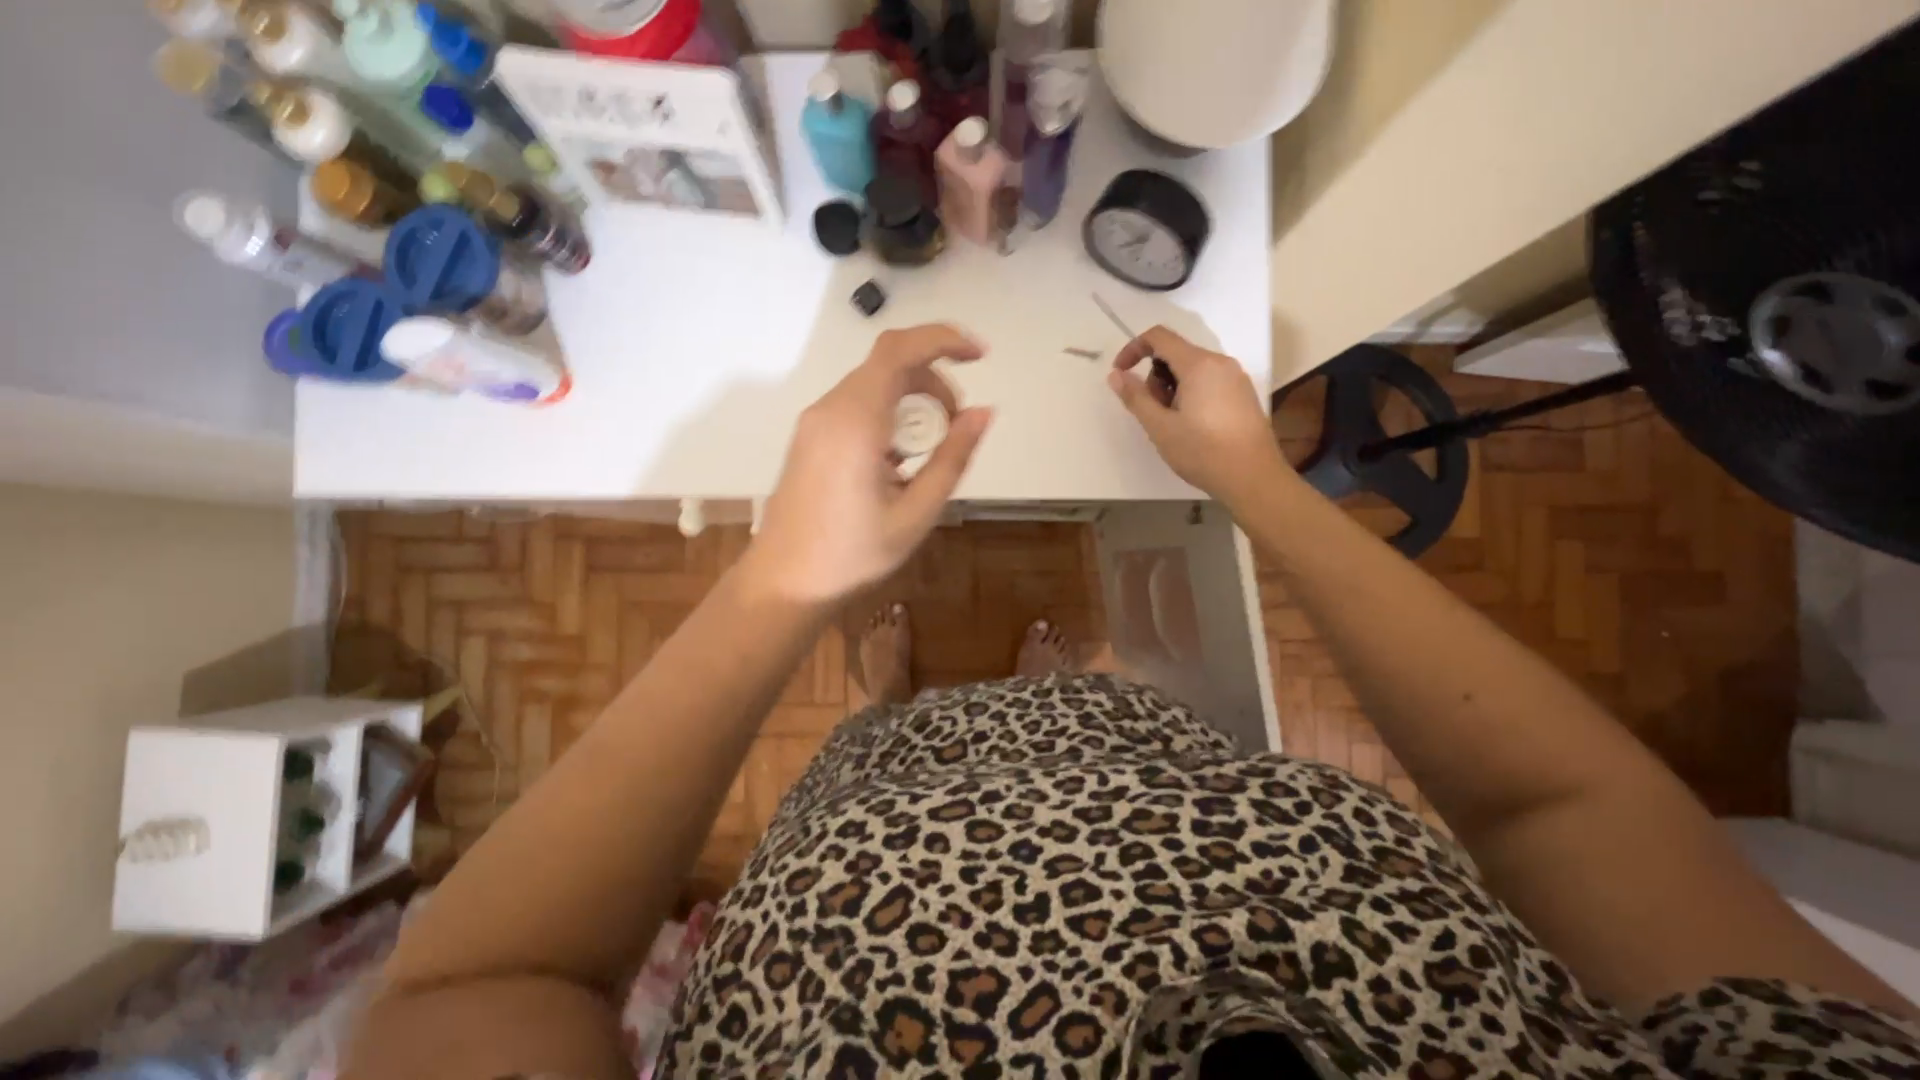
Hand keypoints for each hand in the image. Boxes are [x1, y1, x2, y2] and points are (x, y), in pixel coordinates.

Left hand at [743, 324, 992, 604]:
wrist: (784, 583)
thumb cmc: (852, 555)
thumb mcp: (916, 513)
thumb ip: (952, 458)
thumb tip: (983, 413)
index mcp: (855, 422)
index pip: (899, 350)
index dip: (943, 339)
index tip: (980, 355)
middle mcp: (830, 410)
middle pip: (889, 363)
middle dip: (934, 380)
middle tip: (958, 424)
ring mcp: (815, 423)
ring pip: (872, 384)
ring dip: (912, 399)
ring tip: (931, 450)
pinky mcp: (810, 438)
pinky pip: (856, 406)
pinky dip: (889, 415)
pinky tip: (900, 463)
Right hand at [1109, 326, 1291, 506]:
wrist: (1253, 478)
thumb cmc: (1203, 451)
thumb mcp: (1160, 427)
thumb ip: (1135, 397)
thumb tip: (1115, 375)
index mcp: (1199, 364)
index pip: (1159, 337)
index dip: (1134, 349)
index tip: (1121, 373)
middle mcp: (1220, 363)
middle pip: (1177, 353)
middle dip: (1155, 376)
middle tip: (1153, 412)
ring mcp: (1236, 378)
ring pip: (1193, 369)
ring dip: (1173, 387)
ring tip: (1173, 423)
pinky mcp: (1243, 395)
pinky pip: (1210, 382)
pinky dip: (1192, 394)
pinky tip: (1193, 426)